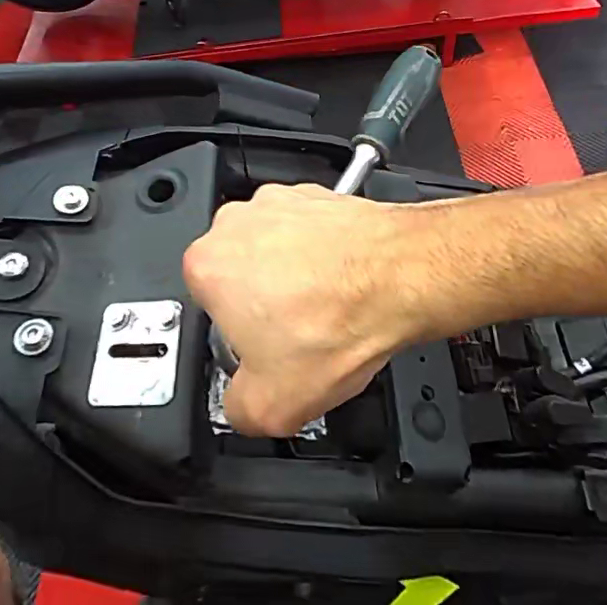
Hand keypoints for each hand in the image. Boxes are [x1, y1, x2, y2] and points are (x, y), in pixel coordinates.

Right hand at [183, 183, 437, 435]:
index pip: (203, 308)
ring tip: (324, 310)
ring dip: (293, 277)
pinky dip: (323, 255)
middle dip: (262, 304)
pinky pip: (310, 233)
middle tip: (294, 334)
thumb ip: (235, 408)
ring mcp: (285, 203)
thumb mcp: (268, 405)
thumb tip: (240, 404)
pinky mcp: (322, 197)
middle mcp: (243, 222)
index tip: (259, 350)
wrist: (404, 276)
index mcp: (210, 263)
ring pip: (275, 250)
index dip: (234, 336)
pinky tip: (342, 285)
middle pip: (239, 274)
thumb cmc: (342, 318)